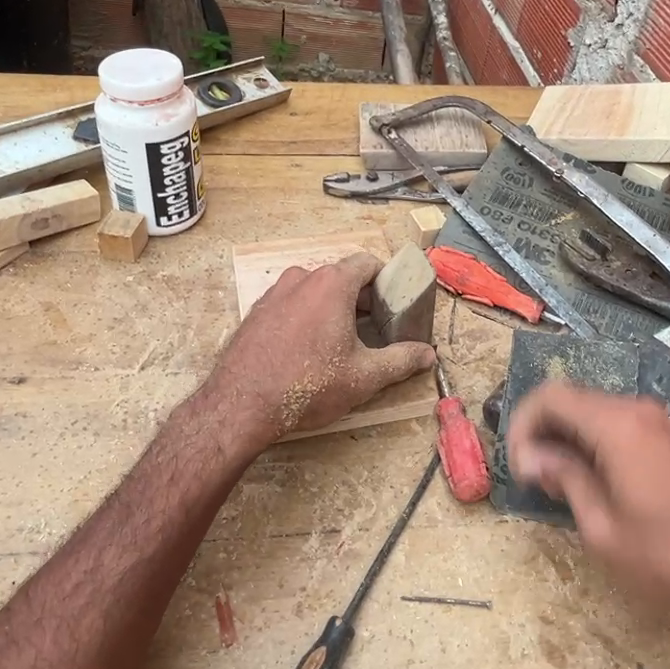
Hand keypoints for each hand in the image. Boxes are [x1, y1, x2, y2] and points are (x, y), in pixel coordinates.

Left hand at [207, 253, 435, 444]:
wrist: (240, 406)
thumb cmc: (307, 386)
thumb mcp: (364, 376)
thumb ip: (401, 360)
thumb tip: (428, 355)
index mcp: (331, 283)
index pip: (368, 263)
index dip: (387, 282)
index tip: (395, 308)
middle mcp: (302, 278)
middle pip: (342, 277)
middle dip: (363, 301)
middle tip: (376, 332)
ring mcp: (275, 293)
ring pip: (316, 292)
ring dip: (334, 310)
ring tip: (343, 345)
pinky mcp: (257, 312)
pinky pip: (292, 305)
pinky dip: (307, 318)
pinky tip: (309, 352)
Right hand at [506, 381, 669, 638]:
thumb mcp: (602, 527)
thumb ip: (564, 479)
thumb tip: (535, 458)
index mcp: (616, 423)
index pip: (550, 396)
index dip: (521, 424)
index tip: (518, 465)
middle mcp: (636, 409)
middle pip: (571, 399)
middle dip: (542, 431)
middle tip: (533, 477)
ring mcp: (658, 421)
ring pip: (593, 412)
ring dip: (567, 438)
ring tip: (558, 484)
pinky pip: (617, 425)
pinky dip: (593, 443)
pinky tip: (592, 481)